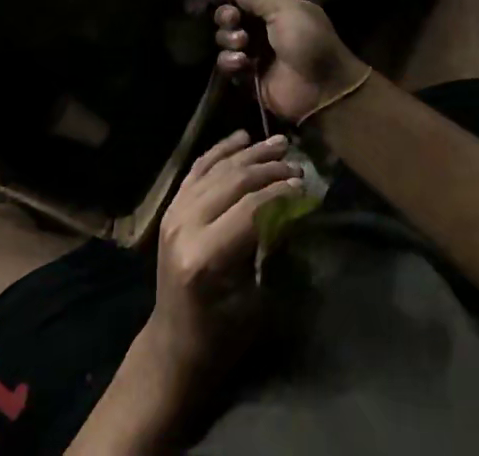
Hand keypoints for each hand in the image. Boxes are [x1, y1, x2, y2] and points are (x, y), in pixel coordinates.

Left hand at [144, 130, 303, 379]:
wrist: (174, 341)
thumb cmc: (222, 331)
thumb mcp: (256, 298)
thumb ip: (271, 247)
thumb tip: (293, 206)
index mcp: (205, 256)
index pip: (249, 208)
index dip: (280, 191)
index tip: (306, 183)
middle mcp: (184, 226)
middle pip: (233, 182)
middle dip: (270, 169)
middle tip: (299, 164)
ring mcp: (173, 213)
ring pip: (217, 169)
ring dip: (250, 154)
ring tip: (280, 144)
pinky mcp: (171, 208)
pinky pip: (198, 170)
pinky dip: (221, 151)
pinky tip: (242, 138)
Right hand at [214, 0, 368, 123]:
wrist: (322, 86)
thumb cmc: (310, 41)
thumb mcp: (288, 11)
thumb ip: (259, 0)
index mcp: (275, 11)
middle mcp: (261, 30)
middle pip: (230, 17)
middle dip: (226, 16)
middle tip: (234, 19)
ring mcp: (253, 54)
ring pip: (225, 40)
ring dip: (229, 38)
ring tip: (243, 43)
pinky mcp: (247, 77)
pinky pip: (227, 65)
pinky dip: (230, 61)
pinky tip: (243, 63)